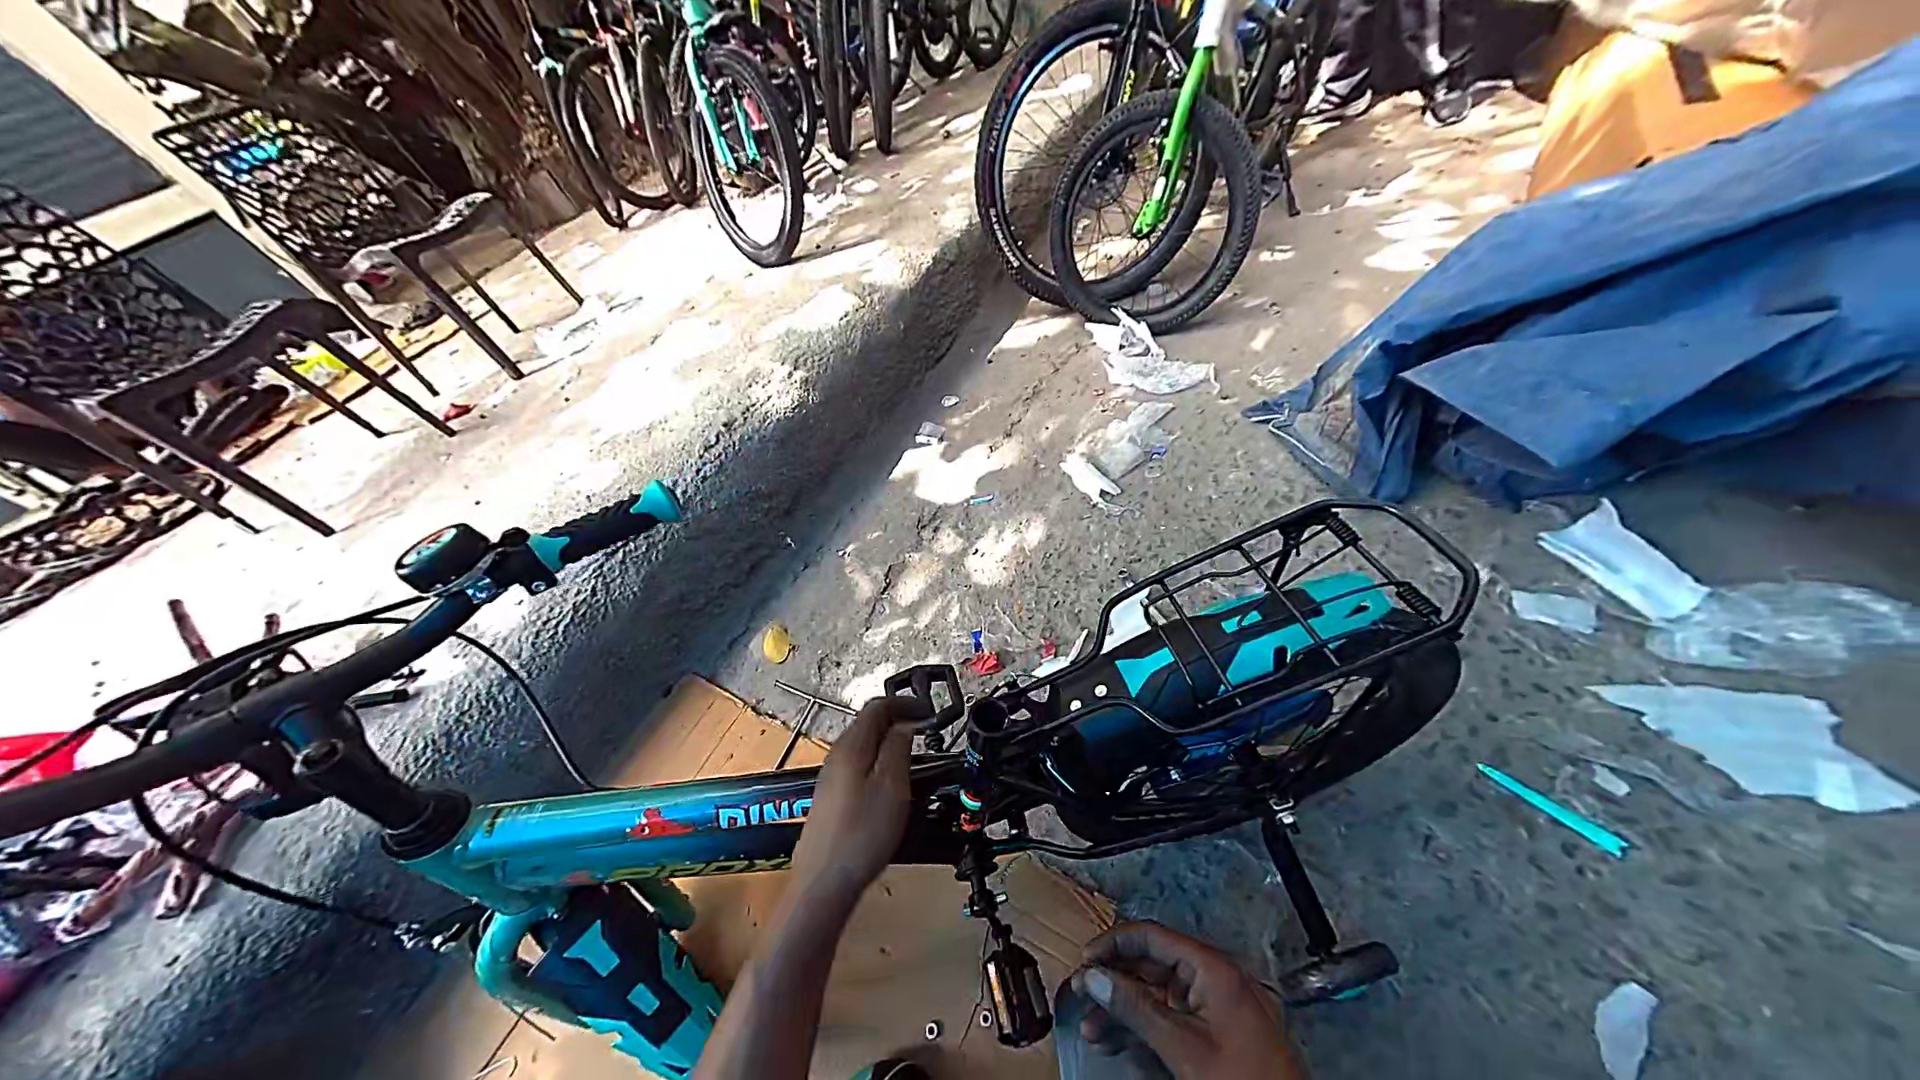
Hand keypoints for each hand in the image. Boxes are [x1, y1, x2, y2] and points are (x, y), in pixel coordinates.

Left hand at [788, 695, 919, 907]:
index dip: (906, 703)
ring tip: (914, 752)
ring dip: (890, 741)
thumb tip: (906, 724)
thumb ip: (899, 748)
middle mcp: (837, 756)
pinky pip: (859, 765)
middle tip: (925, 729)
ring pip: (865, 745)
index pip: (879, 707)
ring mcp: (831, 777)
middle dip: (899, 719)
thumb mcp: (892, 785)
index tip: (929, 711)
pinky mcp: (832, 798)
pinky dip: (880, 761)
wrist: (824, 883)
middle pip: (869, 723)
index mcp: (852, 746)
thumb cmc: (860, 835)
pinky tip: (892, 782)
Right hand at [1070, 921, 1305, 1079]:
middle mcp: (1211, 976)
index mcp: (1210, 966)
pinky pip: (1170, 1017)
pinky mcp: (1214, 1031)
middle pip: (1150, 965)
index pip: (1151, 936)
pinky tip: (1115, 1043)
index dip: (1114, 943)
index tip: (1084, 959)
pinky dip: (1143, 1028)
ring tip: (1092, 1030)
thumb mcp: (1181, 1045)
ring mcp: (1213, 1005)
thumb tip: (1092, 977)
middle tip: (1082, 996)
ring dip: (1123, 1010)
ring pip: (1156, 994)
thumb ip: (1134, 1007)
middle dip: (1114, 982)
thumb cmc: (1239, 1078)